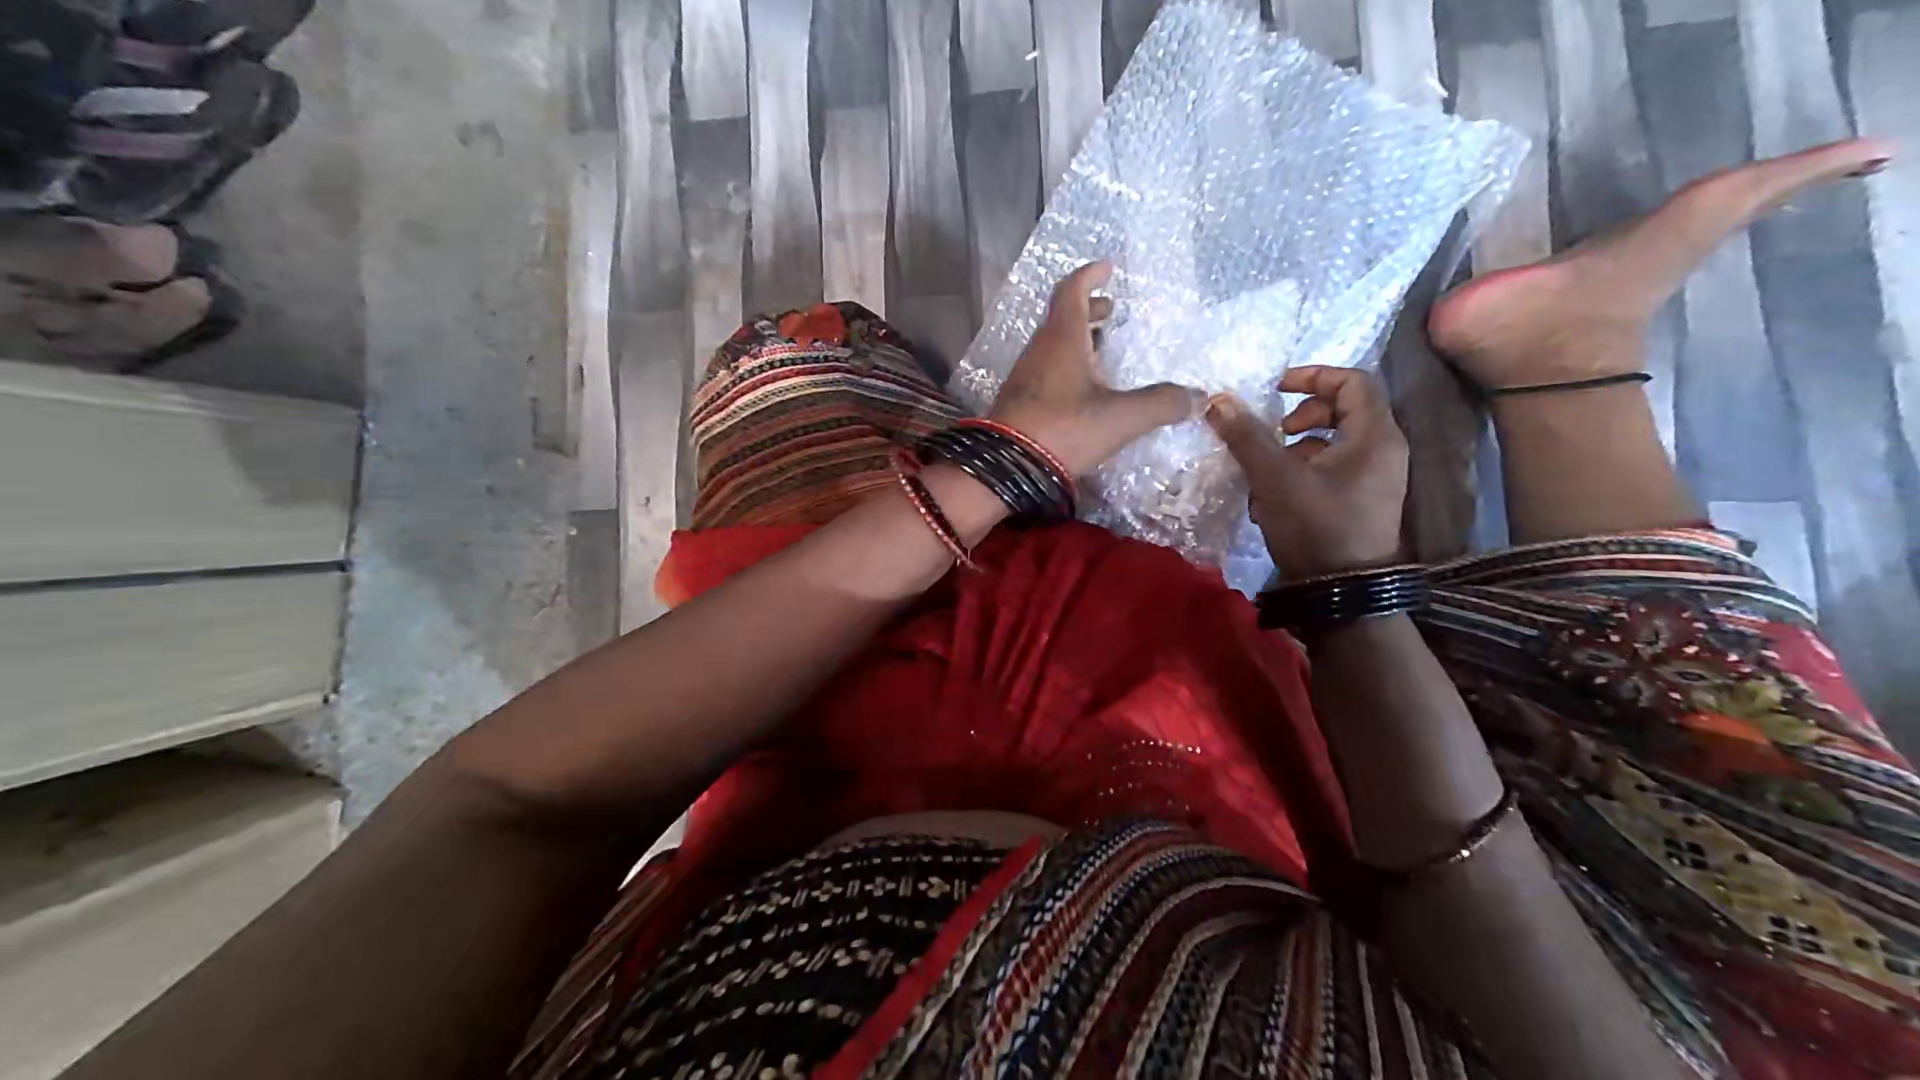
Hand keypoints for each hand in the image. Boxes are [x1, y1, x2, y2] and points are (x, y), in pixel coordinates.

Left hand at [988, 261, 1204, 474]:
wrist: (1006, 467)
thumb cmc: (1063, 429)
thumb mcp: (1120, 417)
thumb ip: (1161, 404)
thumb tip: (1198, 397)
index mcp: (1062, 339)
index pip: (1072, 290)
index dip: (1090, 275)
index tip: (1107, 267)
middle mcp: (1040, 350)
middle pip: (1063, 317)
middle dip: (1089, 309)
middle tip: (1112, 310)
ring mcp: (1026, 375)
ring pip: (1054, 344)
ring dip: (1079, 339)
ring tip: (1104, 348)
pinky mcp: (1020, 400)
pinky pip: (1047, 369)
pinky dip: (1068, 364)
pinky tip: (1084, 388)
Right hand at [1206, 366, 1408, 577]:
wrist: (1342, 591)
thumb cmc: (1316, 526)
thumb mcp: (1274, 478)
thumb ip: (1246, 437)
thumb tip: (1217, 401)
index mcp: (1374, 436)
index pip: (1352, 381)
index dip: (1312, 376)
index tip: (1276, 388)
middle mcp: (1384, 450)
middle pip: (1345, 409)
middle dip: (1302, 413)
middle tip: (1275, 430)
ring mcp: (1376, 477)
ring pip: (1336, 441)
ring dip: (1298, 444)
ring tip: (1269, 465)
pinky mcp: (1363, 500)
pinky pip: (1335, 467)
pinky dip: (1305, 468)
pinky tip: (1276, 492)